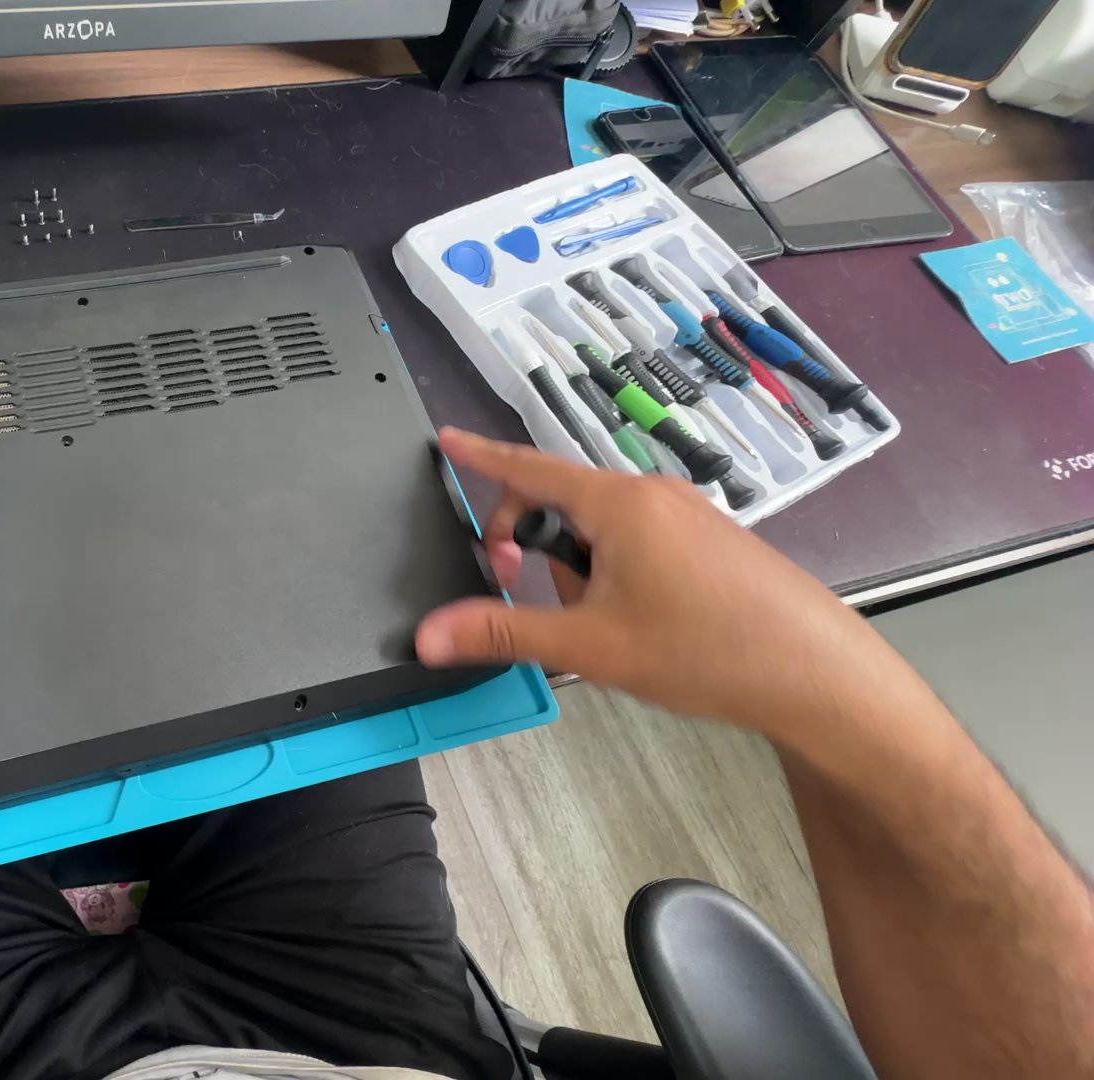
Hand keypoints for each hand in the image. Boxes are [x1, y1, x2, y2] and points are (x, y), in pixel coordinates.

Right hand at [415, 429, 930, 748]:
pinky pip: (631, 535)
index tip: (448, 438)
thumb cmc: (705, 651)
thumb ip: (499, 631)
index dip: (480, 454)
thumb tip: (428, 635)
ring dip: (571, 563)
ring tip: (596, 619)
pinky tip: (633, 615)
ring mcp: (685, 514)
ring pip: (594, 524)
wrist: (826, 682)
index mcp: (618, 504)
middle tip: (515, 586)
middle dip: (524, 540)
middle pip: (557, 498)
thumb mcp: (586, 646)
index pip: (528, 468)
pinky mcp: (706, 537)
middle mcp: (651, 495)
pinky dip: (607, 565)